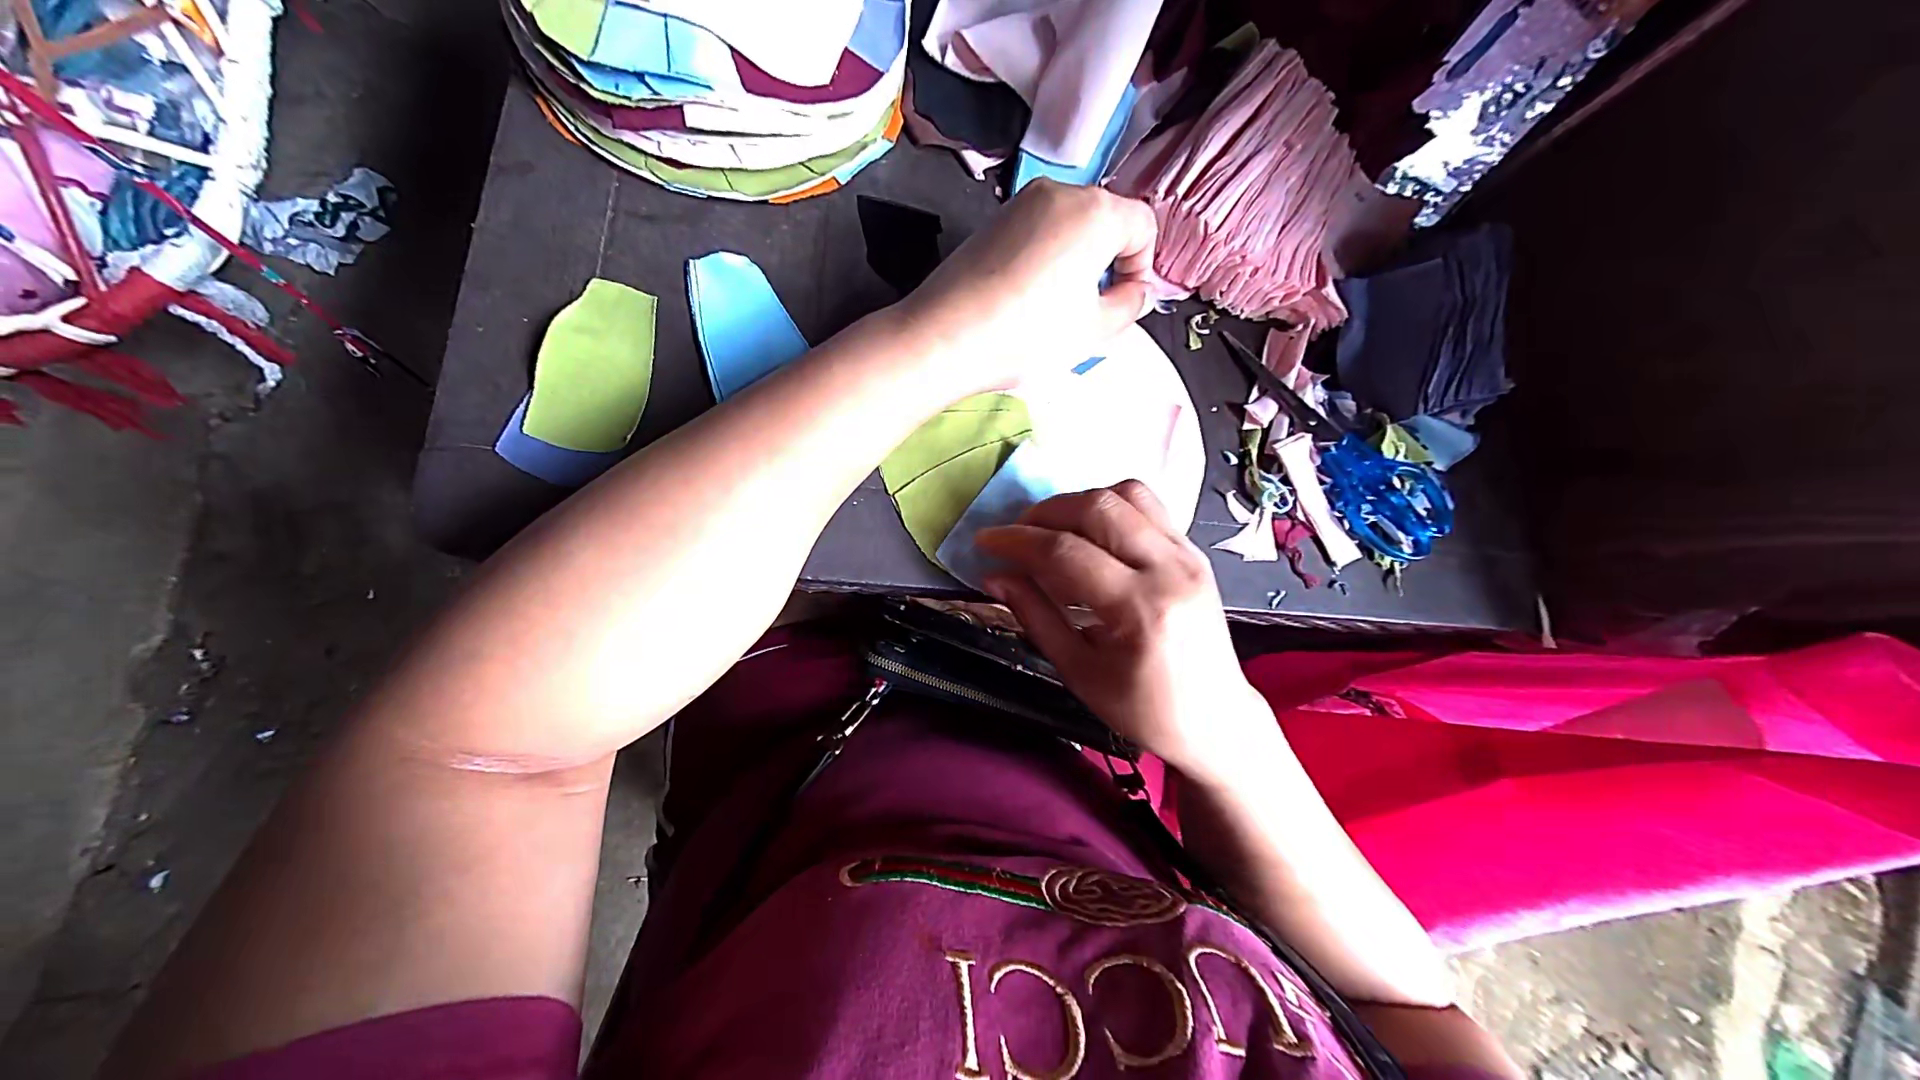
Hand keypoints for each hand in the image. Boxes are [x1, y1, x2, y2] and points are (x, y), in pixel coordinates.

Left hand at [898, 179, 1157, 393]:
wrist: (945, 338)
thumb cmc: (1021, 334)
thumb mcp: (1095, 330)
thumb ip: (1131, 304)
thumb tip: (1135, 292)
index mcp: (1094, 212)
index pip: (1143, 225)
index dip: (1142, 266)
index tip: (1127, 298)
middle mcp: (1058, 194)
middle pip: (1105, 222)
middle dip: (1108, 264)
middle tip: (1095, 310)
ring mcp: (1021, 206)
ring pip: (1070, 228)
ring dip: (1076, 264)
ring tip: (1057, 312)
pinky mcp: (994, 223)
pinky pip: (1037, 235)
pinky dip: (1045, 262)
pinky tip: (1029, 302)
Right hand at [975, 481, 1273, 775]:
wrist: (1216, 720)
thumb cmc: (1144, 709)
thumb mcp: (1079, 672)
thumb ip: (1035, 617)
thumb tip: (995, 577)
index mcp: (1140, 610)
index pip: (1066, 553)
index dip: (1017, 541)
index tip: (986, 541)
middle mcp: (1170, 569)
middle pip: (1097, 508)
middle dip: (1045, 513)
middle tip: (1016, 534)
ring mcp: (1188, 555)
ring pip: (1127, 494)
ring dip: (1079, 502)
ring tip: (1052, 529)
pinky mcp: (1194, 551)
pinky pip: (1148, 506)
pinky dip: (1110, 508)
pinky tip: (1089, 533)